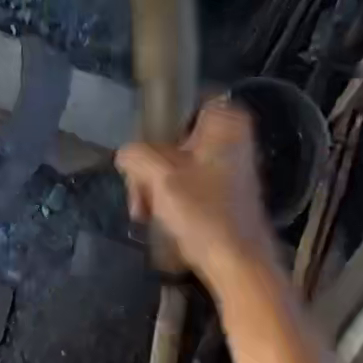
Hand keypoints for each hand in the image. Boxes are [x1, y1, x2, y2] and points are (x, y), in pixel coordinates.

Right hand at [116, 97, 273, 277]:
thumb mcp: (159, 176)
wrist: (236, 262)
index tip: (142, 141)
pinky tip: (155, 218)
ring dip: (152, 185)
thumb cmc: (202, 212)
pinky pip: (183, 184)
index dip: (161, 118)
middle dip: (148, 163)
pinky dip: (166, 198)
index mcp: (225, 124)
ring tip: (143, 210)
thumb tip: (126, 154)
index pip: (187, 100)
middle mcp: (231, 139)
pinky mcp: (221, 194)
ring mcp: (227, 168)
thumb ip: (135, 154)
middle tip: (138, 187)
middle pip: (173, 137)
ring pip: (173, 163)